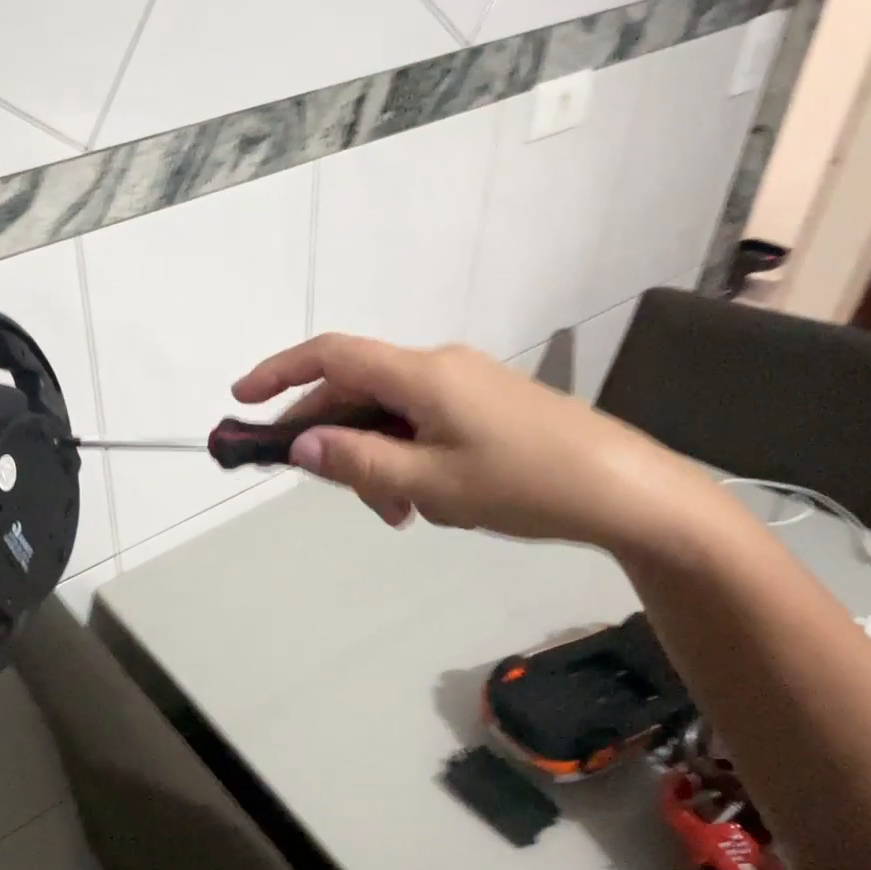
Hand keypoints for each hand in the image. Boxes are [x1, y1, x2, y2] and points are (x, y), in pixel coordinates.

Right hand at [233, 334, 713, 550]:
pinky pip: (418, 421)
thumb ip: (358, 463)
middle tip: (328, 488)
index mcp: (420, 374)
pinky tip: (422, 499)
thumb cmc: (526, 484)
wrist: (629, 491)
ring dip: (371, 457)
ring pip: (387, 412)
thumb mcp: (431, 483)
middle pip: (356, 389)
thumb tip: (300, 445)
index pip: (331, 356)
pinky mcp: (483, 404)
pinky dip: (401, 455)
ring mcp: (463, 384)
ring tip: (395, 513)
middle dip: (330, 437)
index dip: (279, 372)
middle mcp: (436, 366)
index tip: (242, 400)